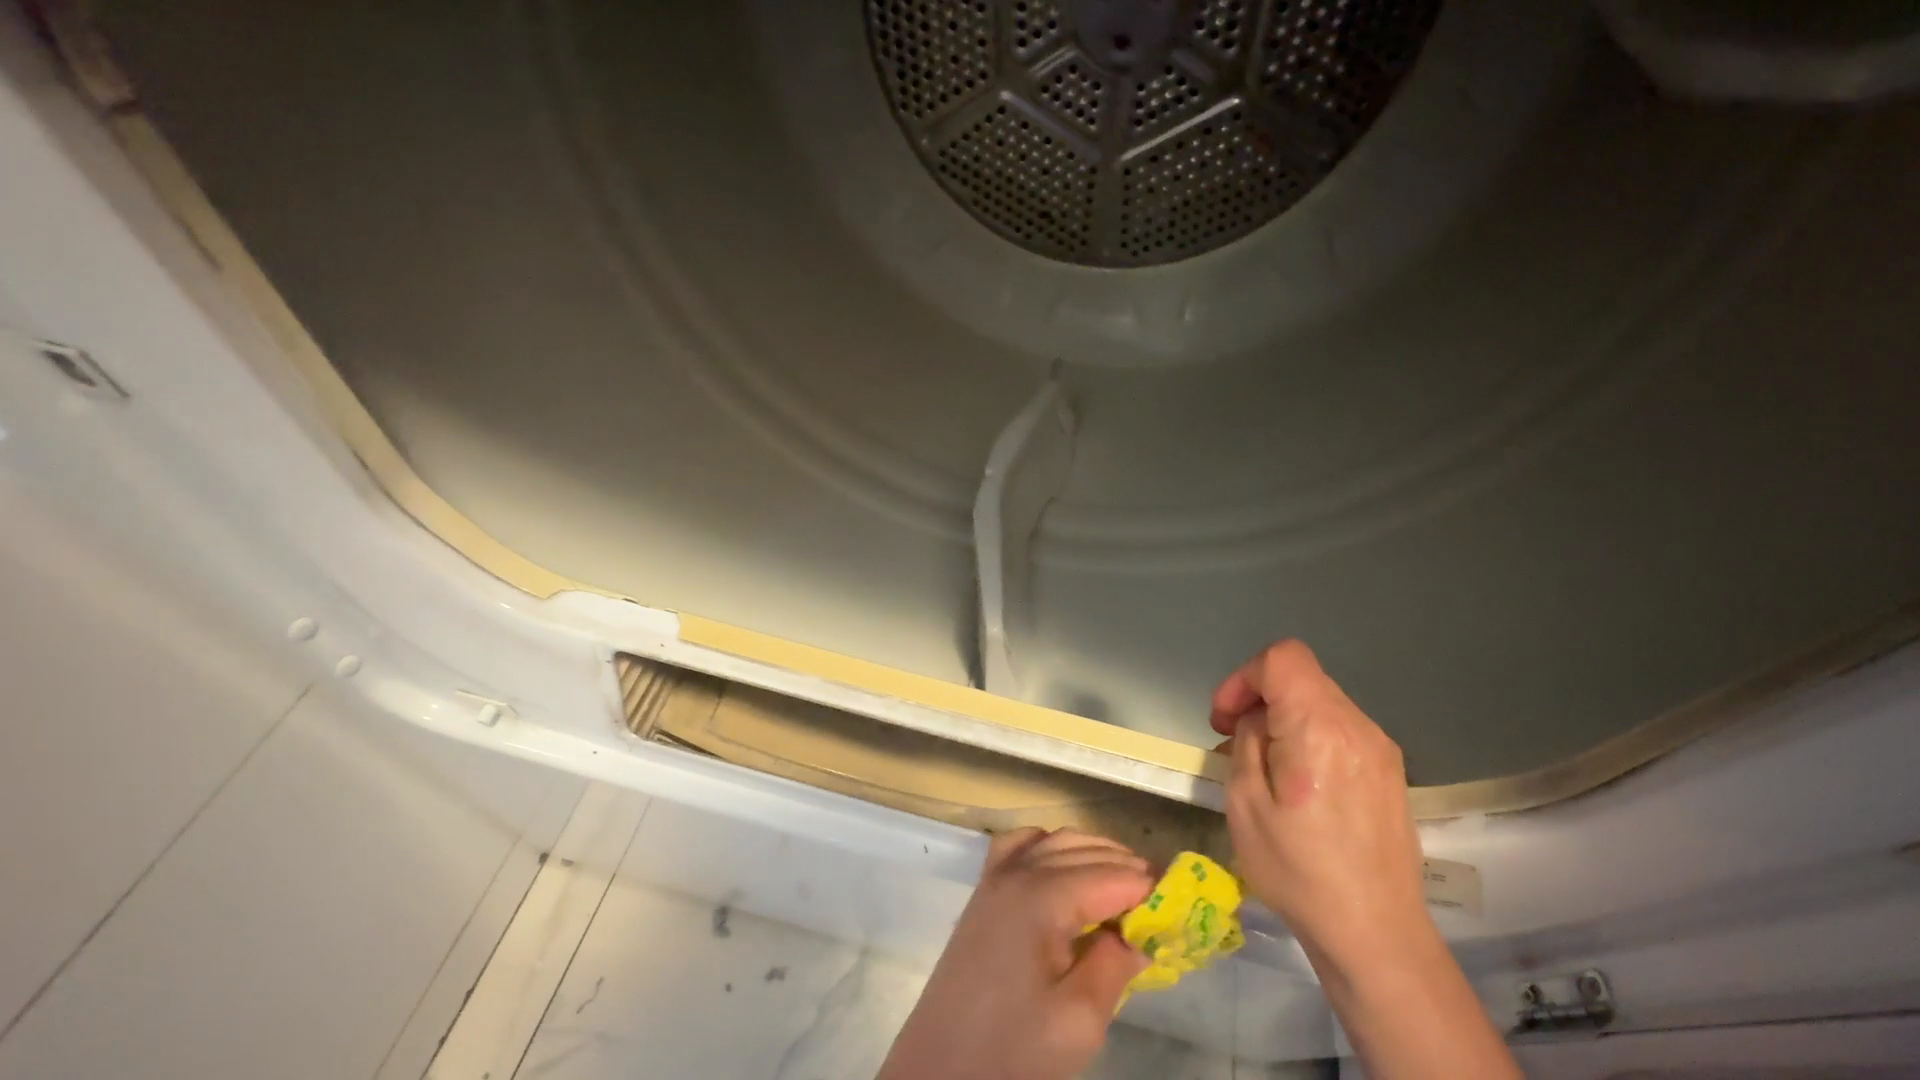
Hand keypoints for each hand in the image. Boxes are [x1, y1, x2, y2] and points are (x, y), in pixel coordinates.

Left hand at [878, 828, 1152, 1079]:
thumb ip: (1116, 963)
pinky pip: (1019, 847)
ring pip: (1055, 840)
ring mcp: (993, 880)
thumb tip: (1141, 932)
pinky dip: (1049, 847)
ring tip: (1124, 892)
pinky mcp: (982, 896)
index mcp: (1041, 897)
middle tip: (1160, 905)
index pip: (1112, 874)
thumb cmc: (1012, 1051)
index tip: (1180, 908)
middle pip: (1085, 850)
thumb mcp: (1079, 1019)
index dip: (1150, 888)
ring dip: (1093, 855)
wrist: (941, 1071)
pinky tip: (1066, 872)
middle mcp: (1015, 873)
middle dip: (1127, 869)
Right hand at [1211, 641, 1520, 1079]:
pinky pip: (1340, 731)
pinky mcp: (1390, 771)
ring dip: (1284, 720)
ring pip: (1321, 702)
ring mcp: (1381, 748)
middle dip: (1260, 699)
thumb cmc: (1298, 872)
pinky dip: (1309, 738)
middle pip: (1302, 677)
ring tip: (1263, 769)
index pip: (1282, 658)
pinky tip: (1298, 785)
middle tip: (1233, 743)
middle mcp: (1358, 727)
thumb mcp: (1246, 806)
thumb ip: (1248, 744)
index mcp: (1320, 729)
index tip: (1224, 720)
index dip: (1243, 678)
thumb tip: (1259, 720)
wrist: (1375, 931)